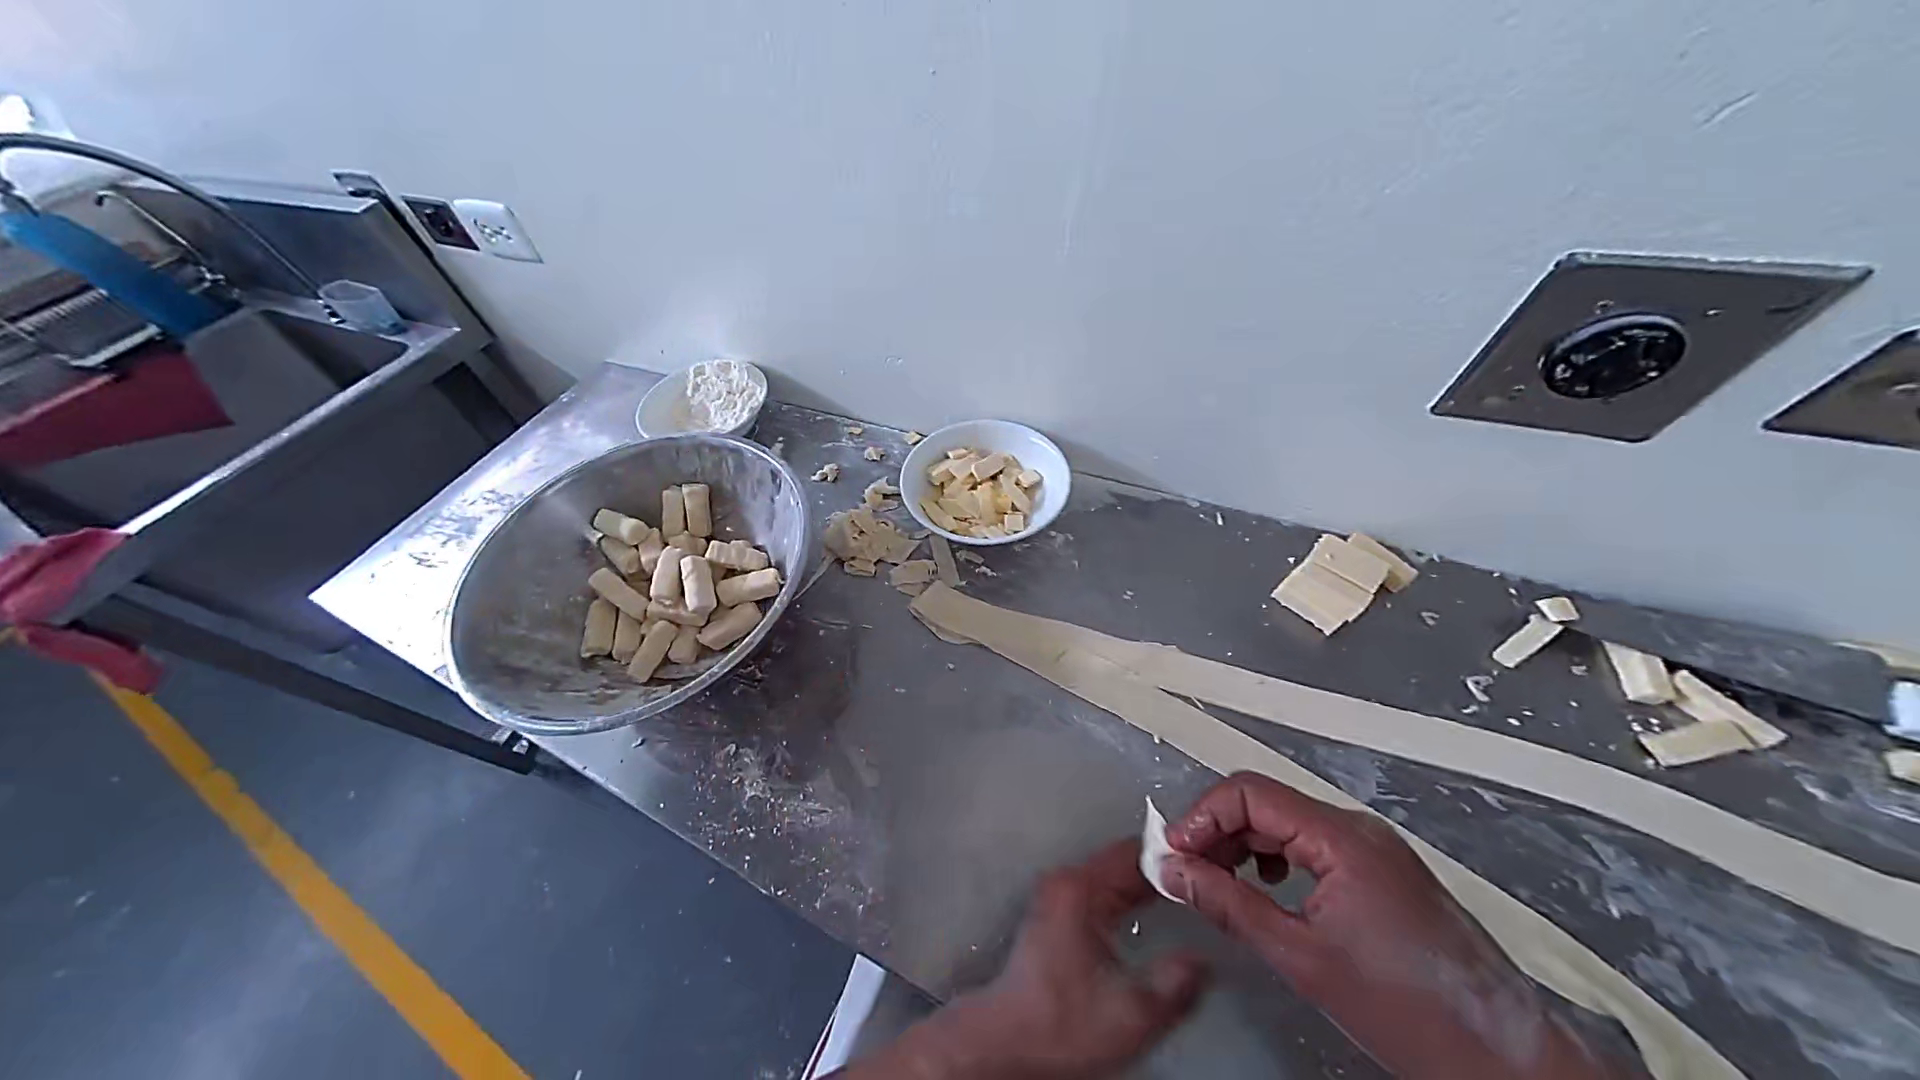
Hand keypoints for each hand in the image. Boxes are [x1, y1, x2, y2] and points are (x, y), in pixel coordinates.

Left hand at [832, 839, 1207, 1079]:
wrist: (1007, 1040)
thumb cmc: (1061, 1024)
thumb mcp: (1131, 1014)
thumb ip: (1176, 985)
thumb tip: (1205, 960)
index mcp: (1080, 889)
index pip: (1134, 853)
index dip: (1172, 856)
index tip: (1208, 865)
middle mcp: (1066, 882)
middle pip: (1124, 862)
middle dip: (1164, 870)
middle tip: (1206, 882)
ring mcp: (1059, 895)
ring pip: (1115, 877)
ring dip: (1148, 884)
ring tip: (1190, 893)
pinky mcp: (1058, 913)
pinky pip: (1104, 892)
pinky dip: (1131, 897)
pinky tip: (1155, 913)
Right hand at [1161, 772, 1630, 1079]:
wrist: (1504, 1061)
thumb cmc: (1411, 1012)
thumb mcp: (1300, 957)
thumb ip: (1227, 904)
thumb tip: (1173, 871)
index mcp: (1342, 838)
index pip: (1250, 793)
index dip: (1202, 816)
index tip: (1175, 850)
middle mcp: (1357, 830)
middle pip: (1265, 803)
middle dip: (1217, 832)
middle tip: (1186, 870)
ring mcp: (1371, 847)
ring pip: (1284, 823)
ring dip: (1241, 846)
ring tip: (1216, 882)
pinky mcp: (1378, 869)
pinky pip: (1308, 844)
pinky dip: (1272, 859)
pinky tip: (1263, 889)